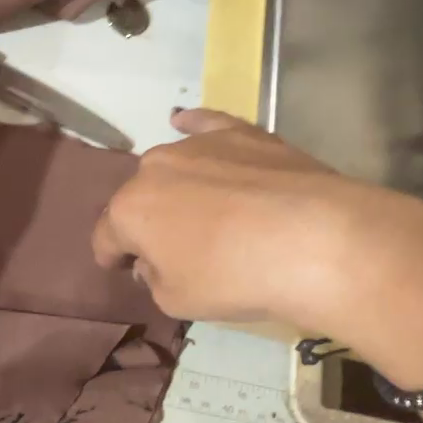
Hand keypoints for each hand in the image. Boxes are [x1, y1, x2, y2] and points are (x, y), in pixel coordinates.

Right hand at [92, 108, 422, 380]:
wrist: (315, 240)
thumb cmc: (235, 278)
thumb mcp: (177, 301)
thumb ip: (153, 279)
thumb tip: (154, 260)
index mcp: (129, 211)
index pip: (107, 237)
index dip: (113, 257)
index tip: (125, 270)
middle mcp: (154, 169)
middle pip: (139, 199)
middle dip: (148, 222)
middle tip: (176, 248)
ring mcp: (197, 146)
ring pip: (171, 167)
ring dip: (174, 187)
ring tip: (201, 209)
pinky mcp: (240, 134)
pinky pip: (206, 124)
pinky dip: (193, 125)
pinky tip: (183, 121)